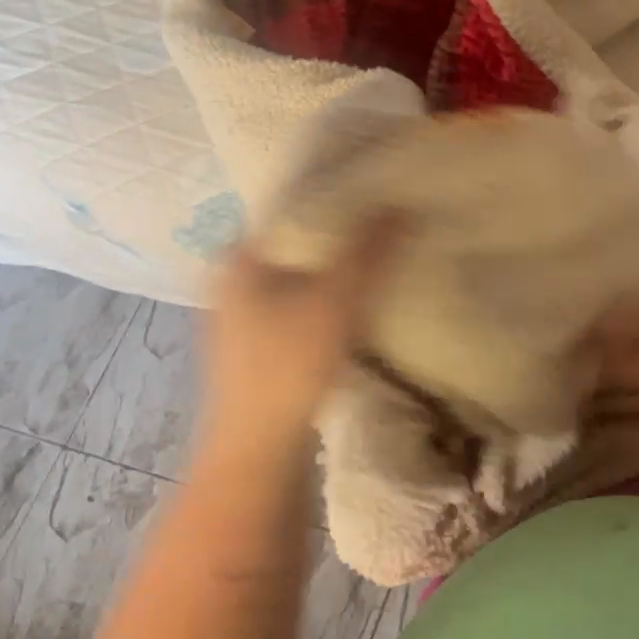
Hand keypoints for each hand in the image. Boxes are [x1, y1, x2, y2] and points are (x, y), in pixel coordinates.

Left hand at [200, 214, 409, 442]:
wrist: (258, 448)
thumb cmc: (289, 363)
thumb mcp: (340, 298)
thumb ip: (372, 248)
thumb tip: (405, 205)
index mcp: (239, 256)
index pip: (292, 206)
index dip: (337, 195)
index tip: (379, 189)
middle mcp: (232, 277)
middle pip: (298, 240)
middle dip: (341, 230)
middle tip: (388, 217)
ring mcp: (242, 313)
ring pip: (301, 271)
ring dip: (337, 264)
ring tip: (382, 250)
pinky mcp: (259, 342)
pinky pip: (301, 298)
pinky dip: (329, 292)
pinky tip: (359, 296)